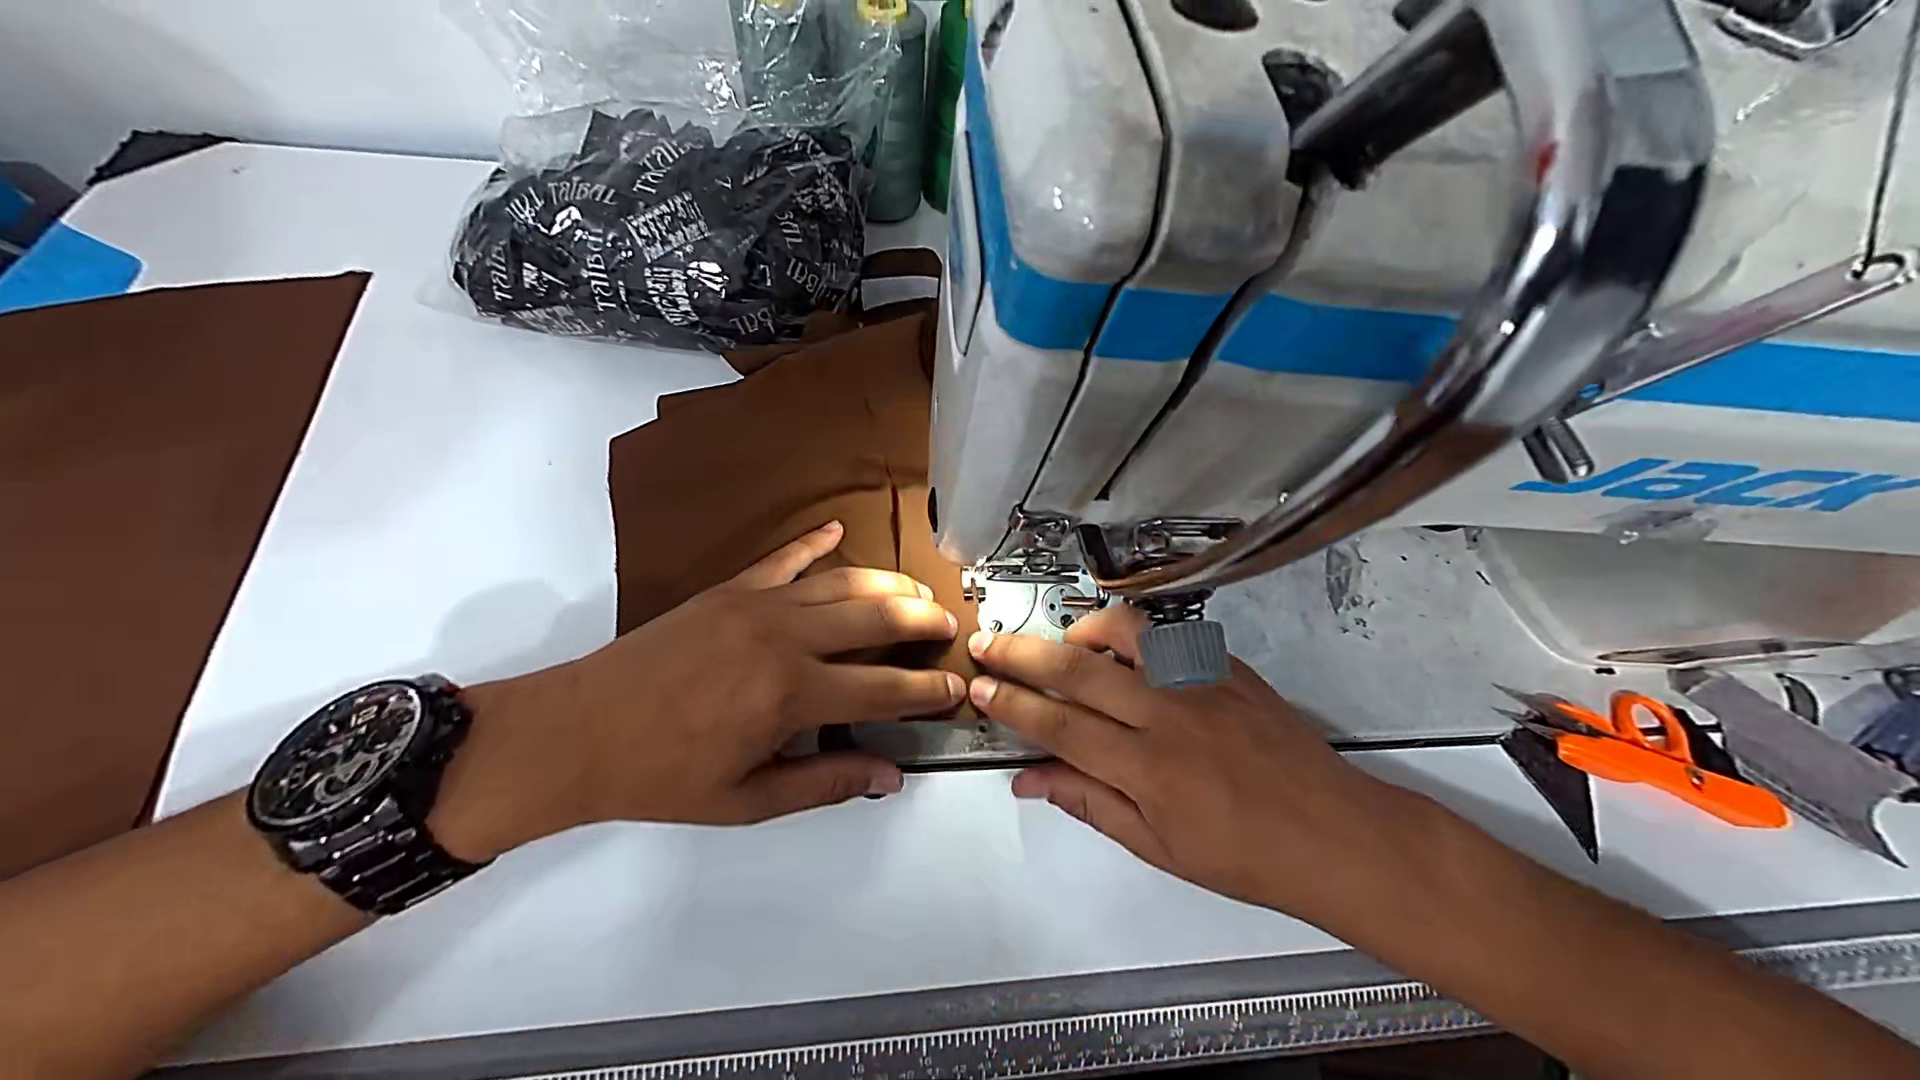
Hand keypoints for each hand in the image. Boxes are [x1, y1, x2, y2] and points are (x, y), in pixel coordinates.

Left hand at [433, 521, 963, 858]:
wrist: (577, 732)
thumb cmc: (661, 776)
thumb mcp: (745, 801)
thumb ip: (824, 785)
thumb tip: (889, 776)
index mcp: (791, 697)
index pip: (882, 688)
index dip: (925, 690)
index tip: (955, 688)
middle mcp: (784, 639)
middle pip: (875, 617)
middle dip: (922, 620)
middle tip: (950, 625)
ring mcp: (756, 604)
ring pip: (842, 582)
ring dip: (887, 582)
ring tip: (918, 590)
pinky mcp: (729, 588)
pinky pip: (784, 558)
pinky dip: (815, 542)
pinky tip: (838, 530)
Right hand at [968, 607, 1431, 919]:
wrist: (1336, 834)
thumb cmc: (1247, 855)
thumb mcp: (1157, 845)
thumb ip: (1088, 802)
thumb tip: (1032, 780)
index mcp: (1148, 769)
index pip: (1059, 725)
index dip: (1012, 705)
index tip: (981, 690)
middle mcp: (1169, 715)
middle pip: (1076, 670)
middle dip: (1020, 654)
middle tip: (988, 644)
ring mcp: (1201, 682)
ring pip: (1123, 632)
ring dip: (1079, 631)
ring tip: (1059, 645)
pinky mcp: (1227, 666)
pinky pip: (1167, 636)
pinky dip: (1130, 635)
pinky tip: (1120, 652)